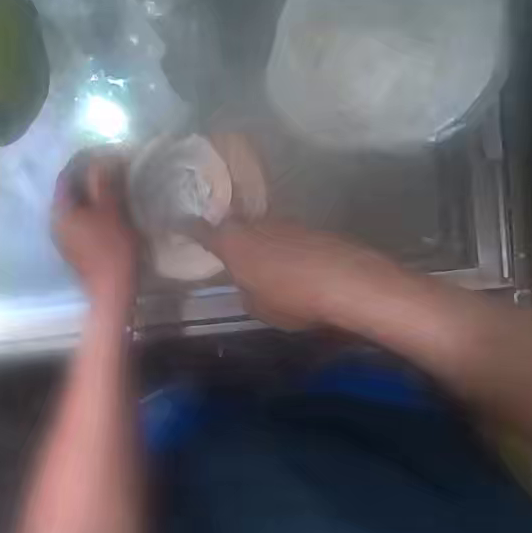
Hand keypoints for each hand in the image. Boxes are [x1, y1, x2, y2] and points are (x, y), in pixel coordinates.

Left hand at [53, 150, 138, 302]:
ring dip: (91, 199)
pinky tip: (109, 215)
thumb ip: (104, 185)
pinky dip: (92, 214)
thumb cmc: (113, 248)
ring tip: (112, 193)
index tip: (102, 157)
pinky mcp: (73, 250)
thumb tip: (99, 162)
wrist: (112, 290)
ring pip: (75, 209)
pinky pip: (80, 223)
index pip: (65, 178)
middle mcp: (55, 223)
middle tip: (110, 173)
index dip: (82, 164)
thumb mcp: (112, 211)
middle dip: (87, 182)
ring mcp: (63, 238)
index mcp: (60, 211)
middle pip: (69, 194)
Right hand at [202, 218, 402, 330]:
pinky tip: (302, 270)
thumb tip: (250, 285)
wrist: (347, 281)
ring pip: (268, 232)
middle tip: (235, 256)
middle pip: (238, 228)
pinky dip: (292, 252)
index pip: (204, 232)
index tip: (184, 226)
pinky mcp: (314, 229)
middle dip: (235, 239)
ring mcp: (288, 223)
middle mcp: (257, 225)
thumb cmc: (292, 298)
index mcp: (234, 243)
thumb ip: (247, 293)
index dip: (193, 230)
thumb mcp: (259, 309)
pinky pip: (293, 240)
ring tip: (273, 269)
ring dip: (267, 246)